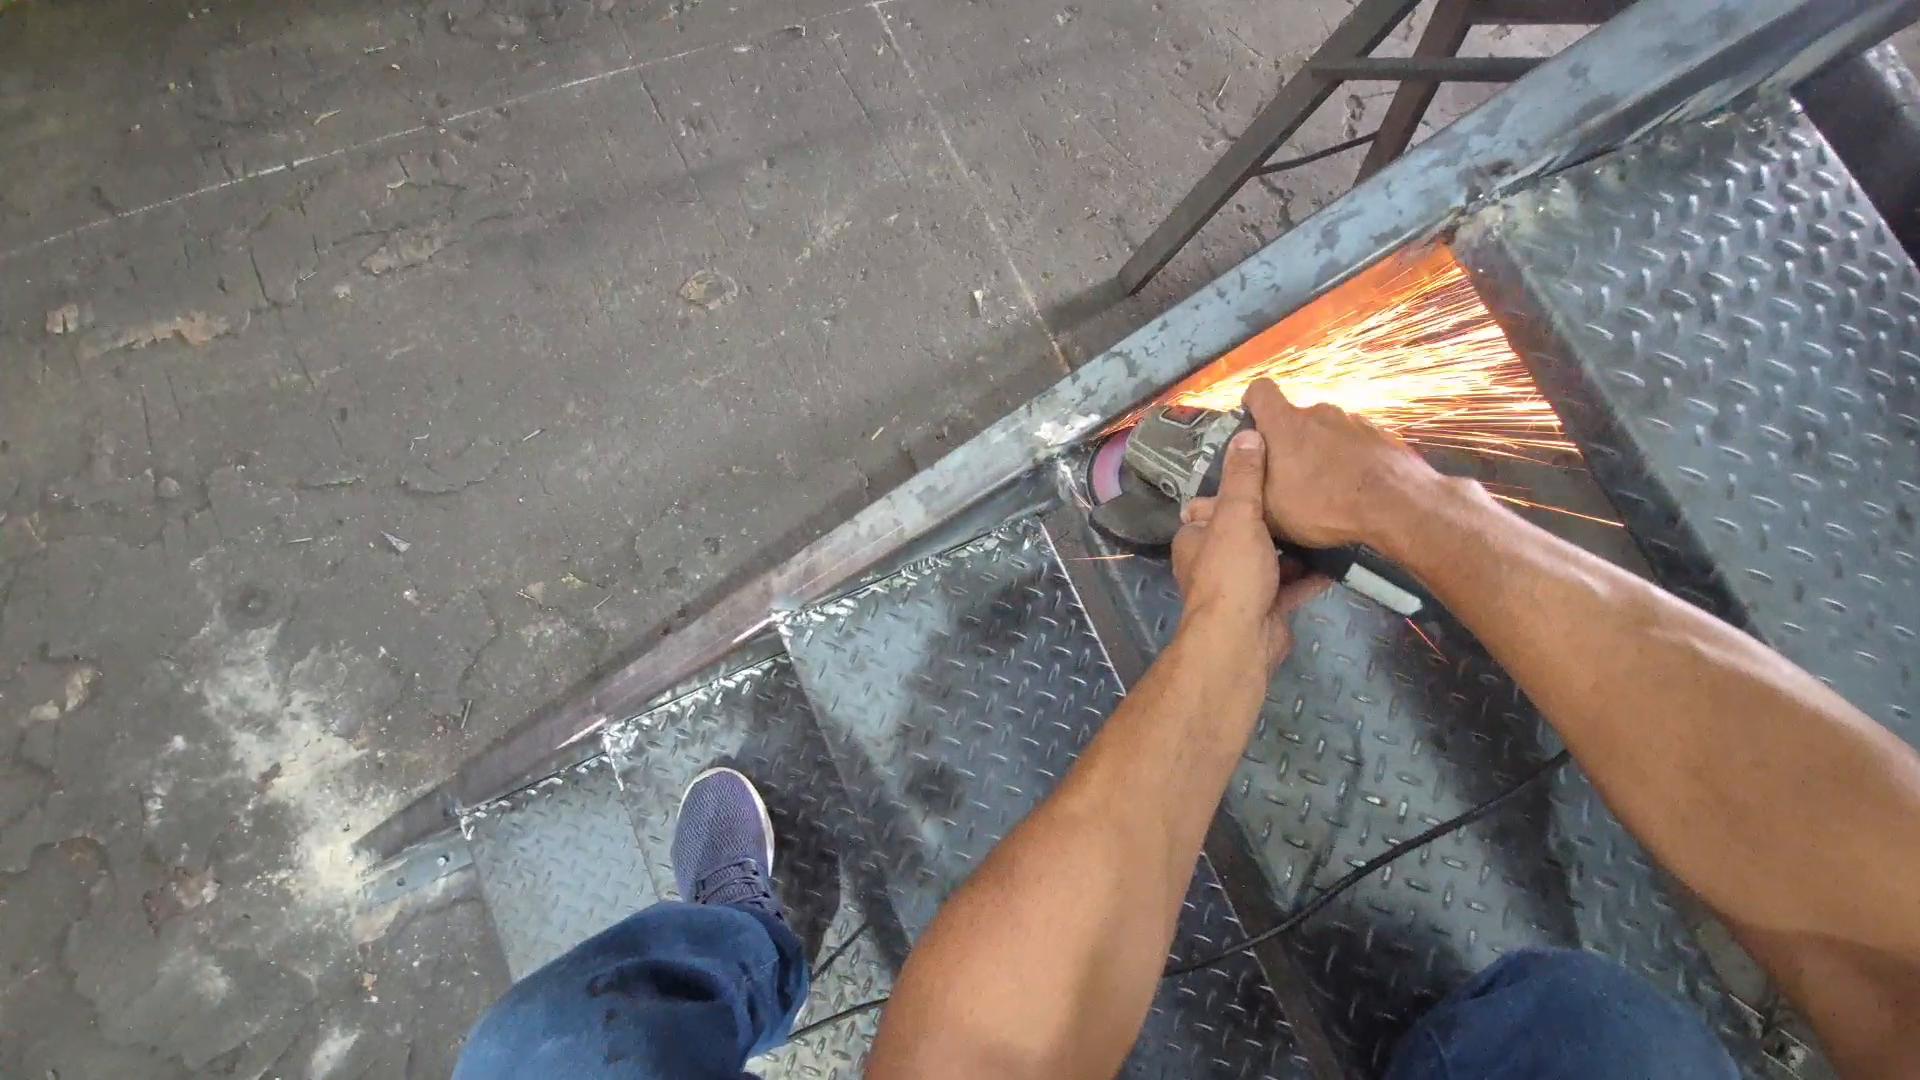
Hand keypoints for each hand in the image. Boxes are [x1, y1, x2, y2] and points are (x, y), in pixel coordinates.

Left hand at [1172, 428, 1329, 670]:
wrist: (1242, 640)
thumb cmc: (1232, 572)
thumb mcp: (1237, 514)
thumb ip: (1244, 477)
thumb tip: (1246, 434)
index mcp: (1195, 538)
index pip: (1214, 506)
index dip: (1240, 490)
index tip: (1274, 473)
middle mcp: (1212, 561)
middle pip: (1248, 532)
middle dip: (1276, 520)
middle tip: (1310, 497)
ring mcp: (1240, 587)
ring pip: (1272, 559)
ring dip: (1297, 548)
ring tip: (1329, 524)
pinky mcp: (1266, 608)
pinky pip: (1291, 585)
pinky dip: (1311, 576)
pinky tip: (1339, 561)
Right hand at [1243, 378, 1438, 548]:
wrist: (1398, 506)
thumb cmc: (1323, 505)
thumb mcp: (1269, 510)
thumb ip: (1245, 488)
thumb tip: (1228, 477)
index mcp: (1285, 425)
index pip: (1260, 390)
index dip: (1252, 403)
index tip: (1252, 427)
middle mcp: (1319, 413)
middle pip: (1294, 419)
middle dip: (1288, 443)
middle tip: (1288, 478)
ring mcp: (1354, 421)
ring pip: (1325, 432)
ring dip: (1320, 453)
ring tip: (1324, 489)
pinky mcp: (1381, 435)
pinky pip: (1353, 444)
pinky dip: (1348, 460)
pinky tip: (1352, 489)